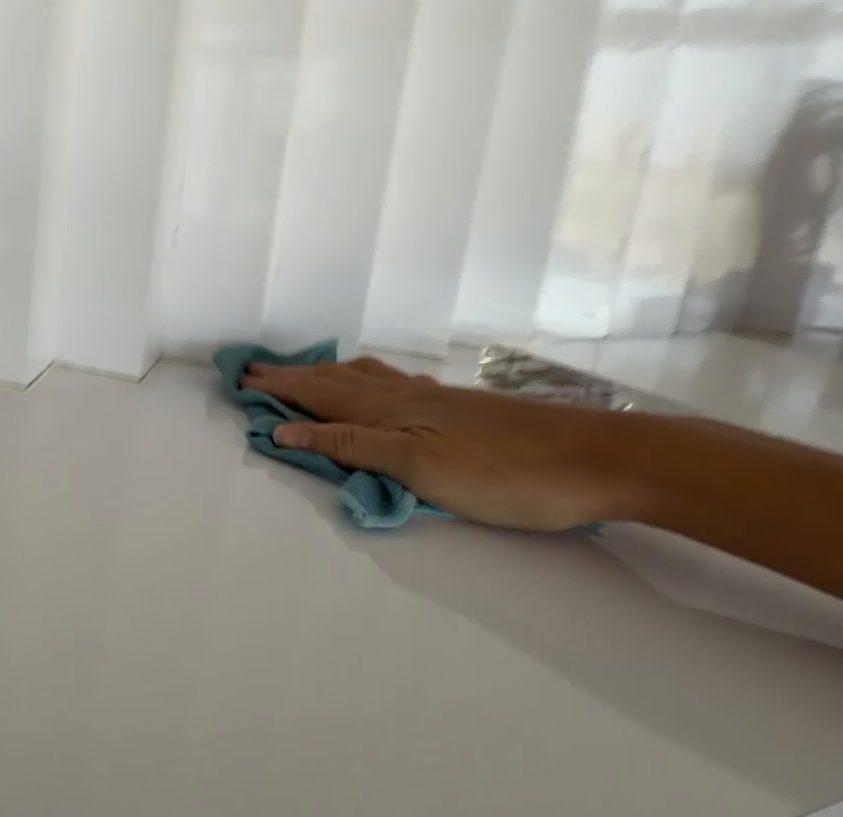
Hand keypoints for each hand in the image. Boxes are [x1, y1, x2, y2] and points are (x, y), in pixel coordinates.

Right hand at [241, 357, 630, 531]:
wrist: (602, 459)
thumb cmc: (504, 473)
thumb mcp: (418, 467)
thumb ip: (350, 445)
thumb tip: (285, 429)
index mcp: (387, 410)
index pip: (317, 395)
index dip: (277, 390)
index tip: (240, 382)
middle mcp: (403, 395)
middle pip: (334, 379)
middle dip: (291, 375)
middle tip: (254, 370)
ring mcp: (433, 399)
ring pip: (363, 378)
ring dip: (325, 373)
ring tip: (303, 369)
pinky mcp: (459, 408)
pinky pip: (391, 384)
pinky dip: (365, 379)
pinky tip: (377, 383)